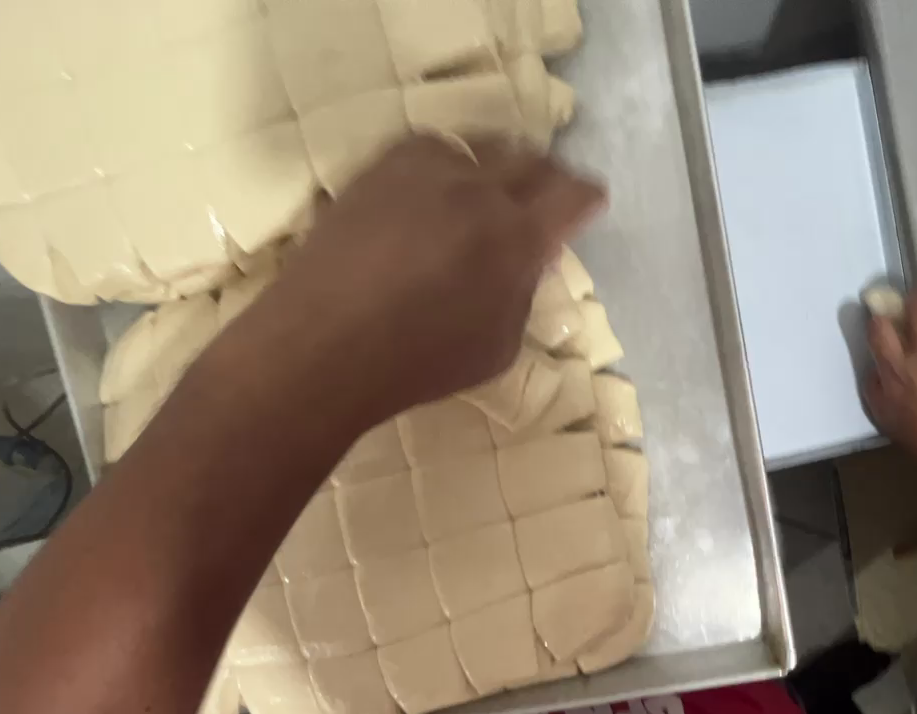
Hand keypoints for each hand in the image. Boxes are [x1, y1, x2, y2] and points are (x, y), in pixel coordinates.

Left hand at [236, 136, 604, 424]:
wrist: (325, 346)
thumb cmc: (421, 363)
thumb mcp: (499, 346)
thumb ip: (522, 293)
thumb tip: (525, 261)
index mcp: (516, 238)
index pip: (570, 198)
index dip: (587, 199)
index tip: (591, 203)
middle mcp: (476, 190)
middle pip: (530, 161)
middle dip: (549, 177)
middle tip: (552, 195)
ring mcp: (424, 172)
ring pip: (480, 147)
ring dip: (500, 165)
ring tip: (497, 186)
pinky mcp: (380, 169)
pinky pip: (431, 149)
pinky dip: (450, 165)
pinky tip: (442, 189)